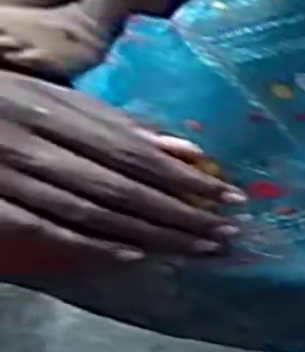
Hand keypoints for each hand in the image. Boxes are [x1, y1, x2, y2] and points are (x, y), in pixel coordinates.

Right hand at [0, 73, 242, 270]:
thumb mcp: (48, 96)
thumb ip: (116, 123)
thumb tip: (189, 150)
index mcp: (40, 111)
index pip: (132, 154)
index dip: (188, 179)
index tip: (236, 199)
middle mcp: (18, 144)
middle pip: (119, 190)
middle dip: (182, 216)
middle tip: (229, 232)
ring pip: (89, 213)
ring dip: (154, 235)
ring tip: (203, 248)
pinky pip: (37, 229)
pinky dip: (88, 245)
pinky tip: (135, 256)